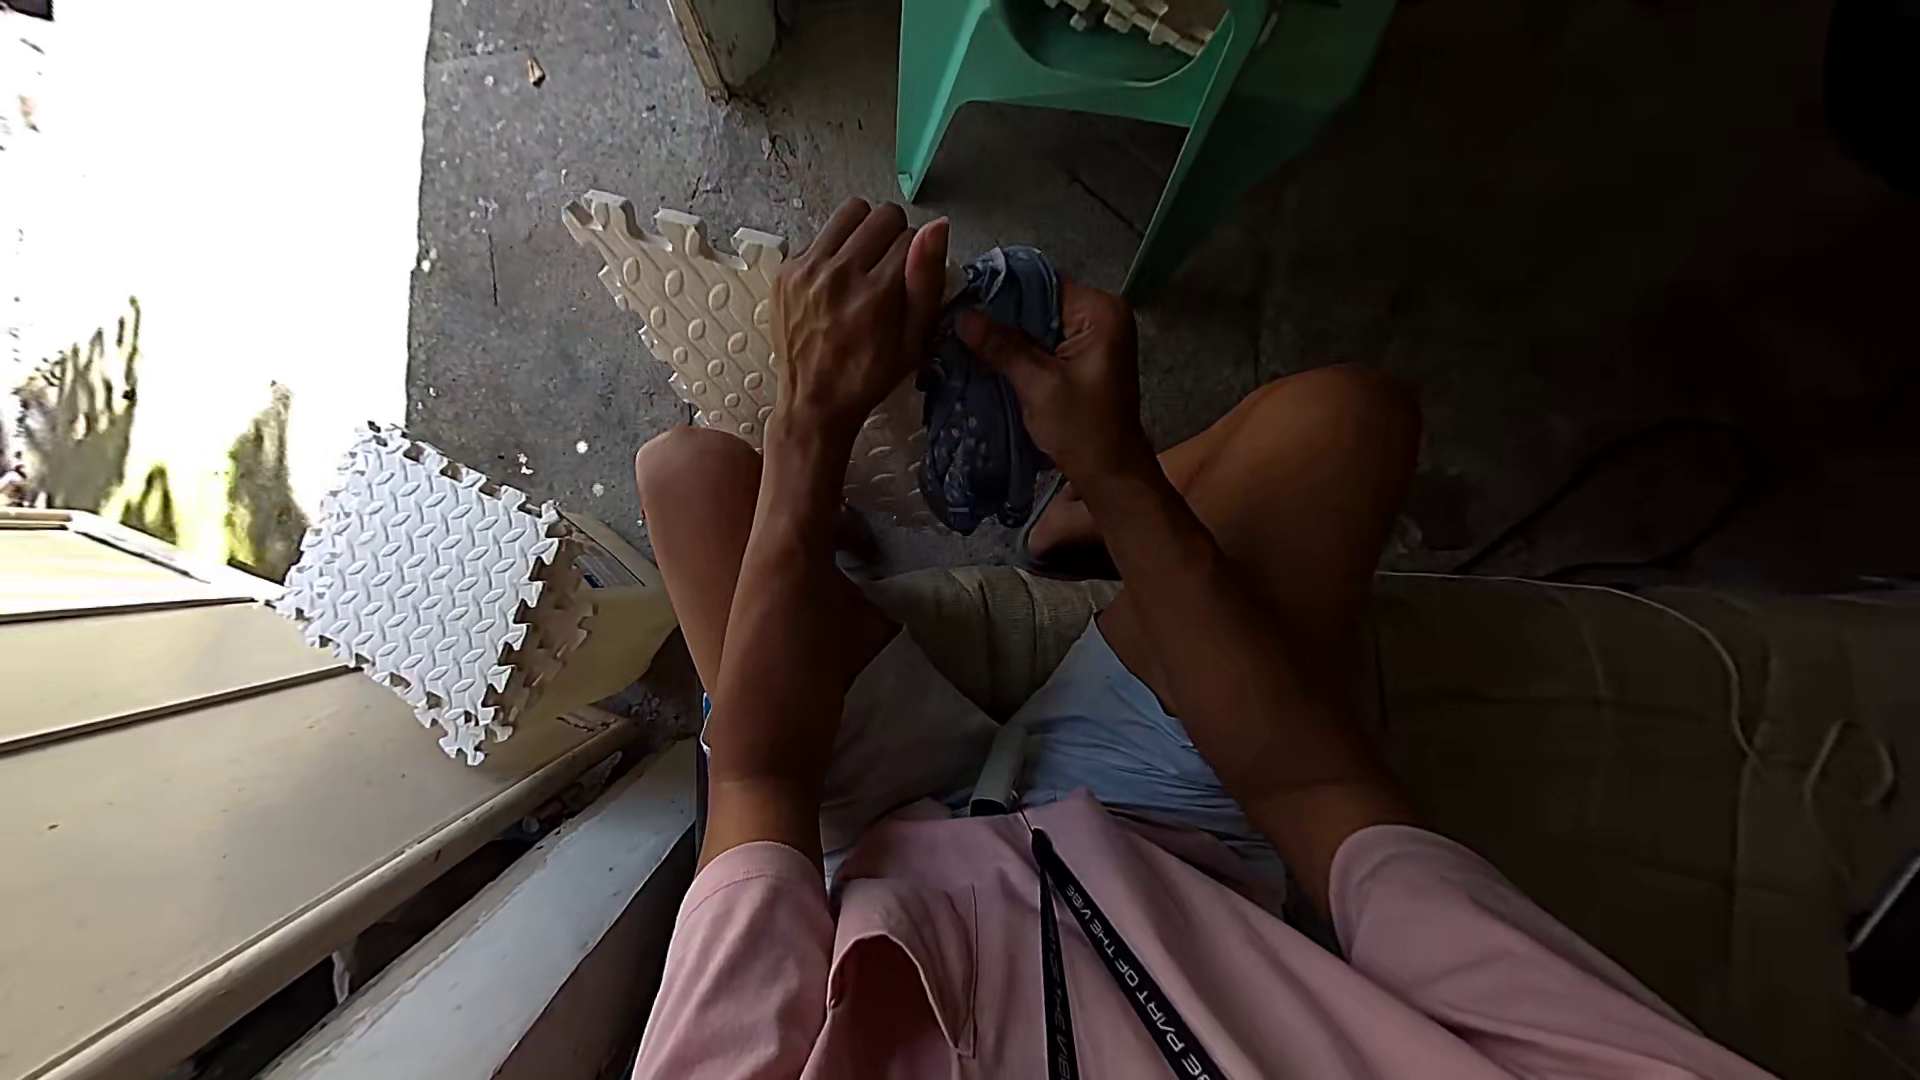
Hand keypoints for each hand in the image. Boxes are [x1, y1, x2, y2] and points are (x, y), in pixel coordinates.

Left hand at [771, 198, 948, 445]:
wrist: (814, 402)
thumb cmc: (868, 378)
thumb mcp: (912, 342)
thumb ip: (927, 283)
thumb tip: (937, 227)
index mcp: (875, 294)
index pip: (912, 238)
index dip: (917, 258)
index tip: (908, 283)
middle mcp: (839, 273)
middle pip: (882, 216)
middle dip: (894, 238)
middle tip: (888, 271)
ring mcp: (807, 269)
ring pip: (851, 213)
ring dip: (864, 233)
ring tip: (863, 266)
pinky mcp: (786, 271)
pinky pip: (821, 236)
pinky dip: (834, 251)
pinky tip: (835, 284)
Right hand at [955, 281, 1152, 482]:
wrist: (1111, 475)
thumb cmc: (1082, 431)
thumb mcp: (1039, 386)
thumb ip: (1003, 347)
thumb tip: (963, 316)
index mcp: (1100, 313)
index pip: (1041, 284)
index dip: (1000, 292)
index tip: (961, 302)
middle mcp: (1102, 316)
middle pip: (1040, 302)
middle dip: (1001, 316)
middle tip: (957, 322)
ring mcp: (1095, 339)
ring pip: (1040, 325)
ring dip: (1008, 336)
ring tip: (967, 339)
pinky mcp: (1084, 360)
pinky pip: (1046, 344)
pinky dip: (1022, 352)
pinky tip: (991, 358)